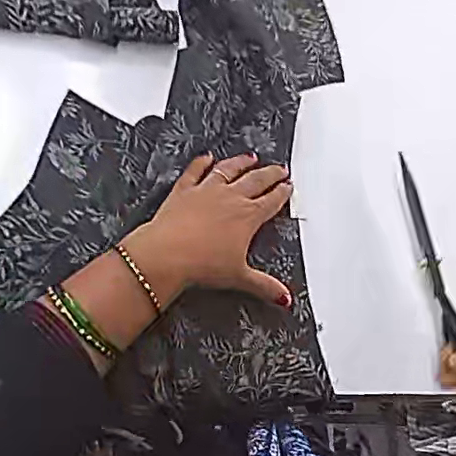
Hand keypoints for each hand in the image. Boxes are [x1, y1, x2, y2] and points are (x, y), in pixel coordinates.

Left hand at [122, 153, 294, 307]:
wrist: (167, 254)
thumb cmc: (202, 264)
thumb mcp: (239, 277)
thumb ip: (265, 285)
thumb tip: (283, 297)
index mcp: (248, 217)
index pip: (272, 201)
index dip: (282, 193)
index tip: (288, 186)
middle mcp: (230, 198)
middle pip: (256, 180)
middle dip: (270, 174)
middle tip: (279, 169)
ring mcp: (206, 191)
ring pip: (229, 170)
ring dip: (241, 162)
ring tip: (251, 158)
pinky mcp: (184, 191)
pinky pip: (195, 171)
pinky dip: (202, 162)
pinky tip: (207, 157)